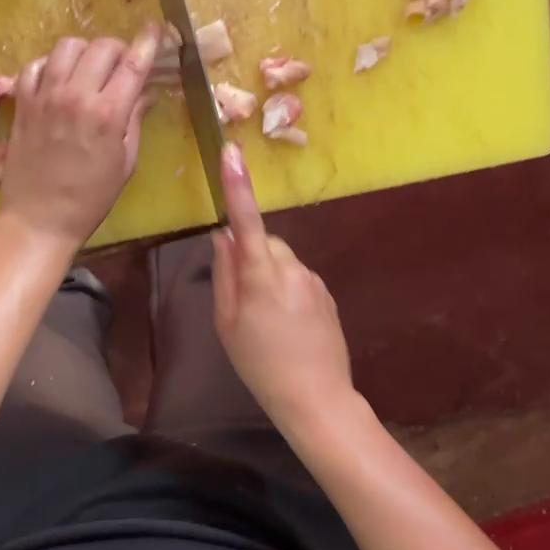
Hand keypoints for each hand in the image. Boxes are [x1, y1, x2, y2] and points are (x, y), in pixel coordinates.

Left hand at [0, 26, 160, 247]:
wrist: (39, 219)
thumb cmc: (90, 198)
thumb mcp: (124, 162)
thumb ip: (135, 120)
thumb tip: (147, 93)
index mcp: (107, 114)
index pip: (132, 64)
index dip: (147, 42)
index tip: (155, 30)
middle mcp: (75, 96)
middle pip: (102, 47)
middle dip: (118, 49)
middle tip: (122, 64)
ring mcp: (45, 96)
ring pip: (68, 47)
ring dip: (85, 51)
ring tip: (90, 68)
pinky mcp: (23, 102)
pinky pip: (36, 65)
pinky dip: (51, 65)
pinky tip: (59, 79)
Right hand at [211, 143, 356, 424]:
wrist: (316, 398)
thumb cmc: (260, 365)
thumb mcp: (227, 323)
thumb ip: (223, 275)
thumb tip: (223, 235)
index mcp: (260, 276)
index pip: (246, 221)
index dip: (237, 185)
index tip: (231, 152)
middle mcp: (291, 268)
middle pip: (265, 242)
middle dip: (251, 257)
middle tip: (242, 301)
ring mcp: (313, 280)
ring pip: (281, 260)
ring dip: (269, 276)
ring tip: (267, 321)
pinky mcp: (327, 293)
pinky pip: (298, 277)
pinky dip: (286, 289)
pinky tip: (286, 325)